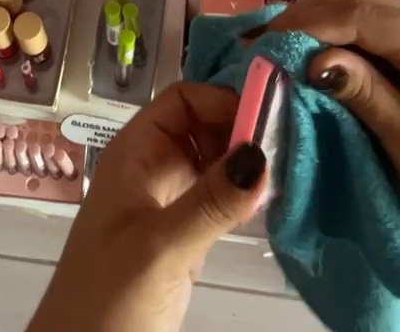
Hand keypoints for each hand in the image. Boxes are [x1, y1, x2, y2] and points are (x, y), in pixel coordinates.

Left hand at [29, 82, 267, 331]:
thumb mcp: (160, 245)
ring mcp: (166, 202)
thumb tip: (262, 154)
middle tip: (292, 146)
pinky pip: (216, 197)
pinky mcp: (182, 236)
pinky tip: (271, 202)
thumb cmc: (107, 298)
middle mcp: (151, 167)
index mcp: (134, 152)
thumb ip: (210, 202)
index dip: (223, 101)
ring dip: (246, 161)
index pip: (182, 101)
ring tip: (291, 168)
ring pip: (212, 161)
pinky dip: (242, 194)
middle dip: (242, 129)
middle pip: (201, 125)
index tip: (270, 119)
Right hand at [267, 0, 399, 263]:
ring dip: (313, 22)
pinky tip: (308, 54)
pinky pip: (366, 21)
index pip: (360, 14)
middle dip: (303, 19)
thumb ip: (367, 96)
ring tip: (276, 53)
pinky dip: (331, 32)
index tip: (262, 49)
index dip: (306, 25)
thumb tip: (312, 58)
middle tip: (260, 52)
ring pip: (355, 2)